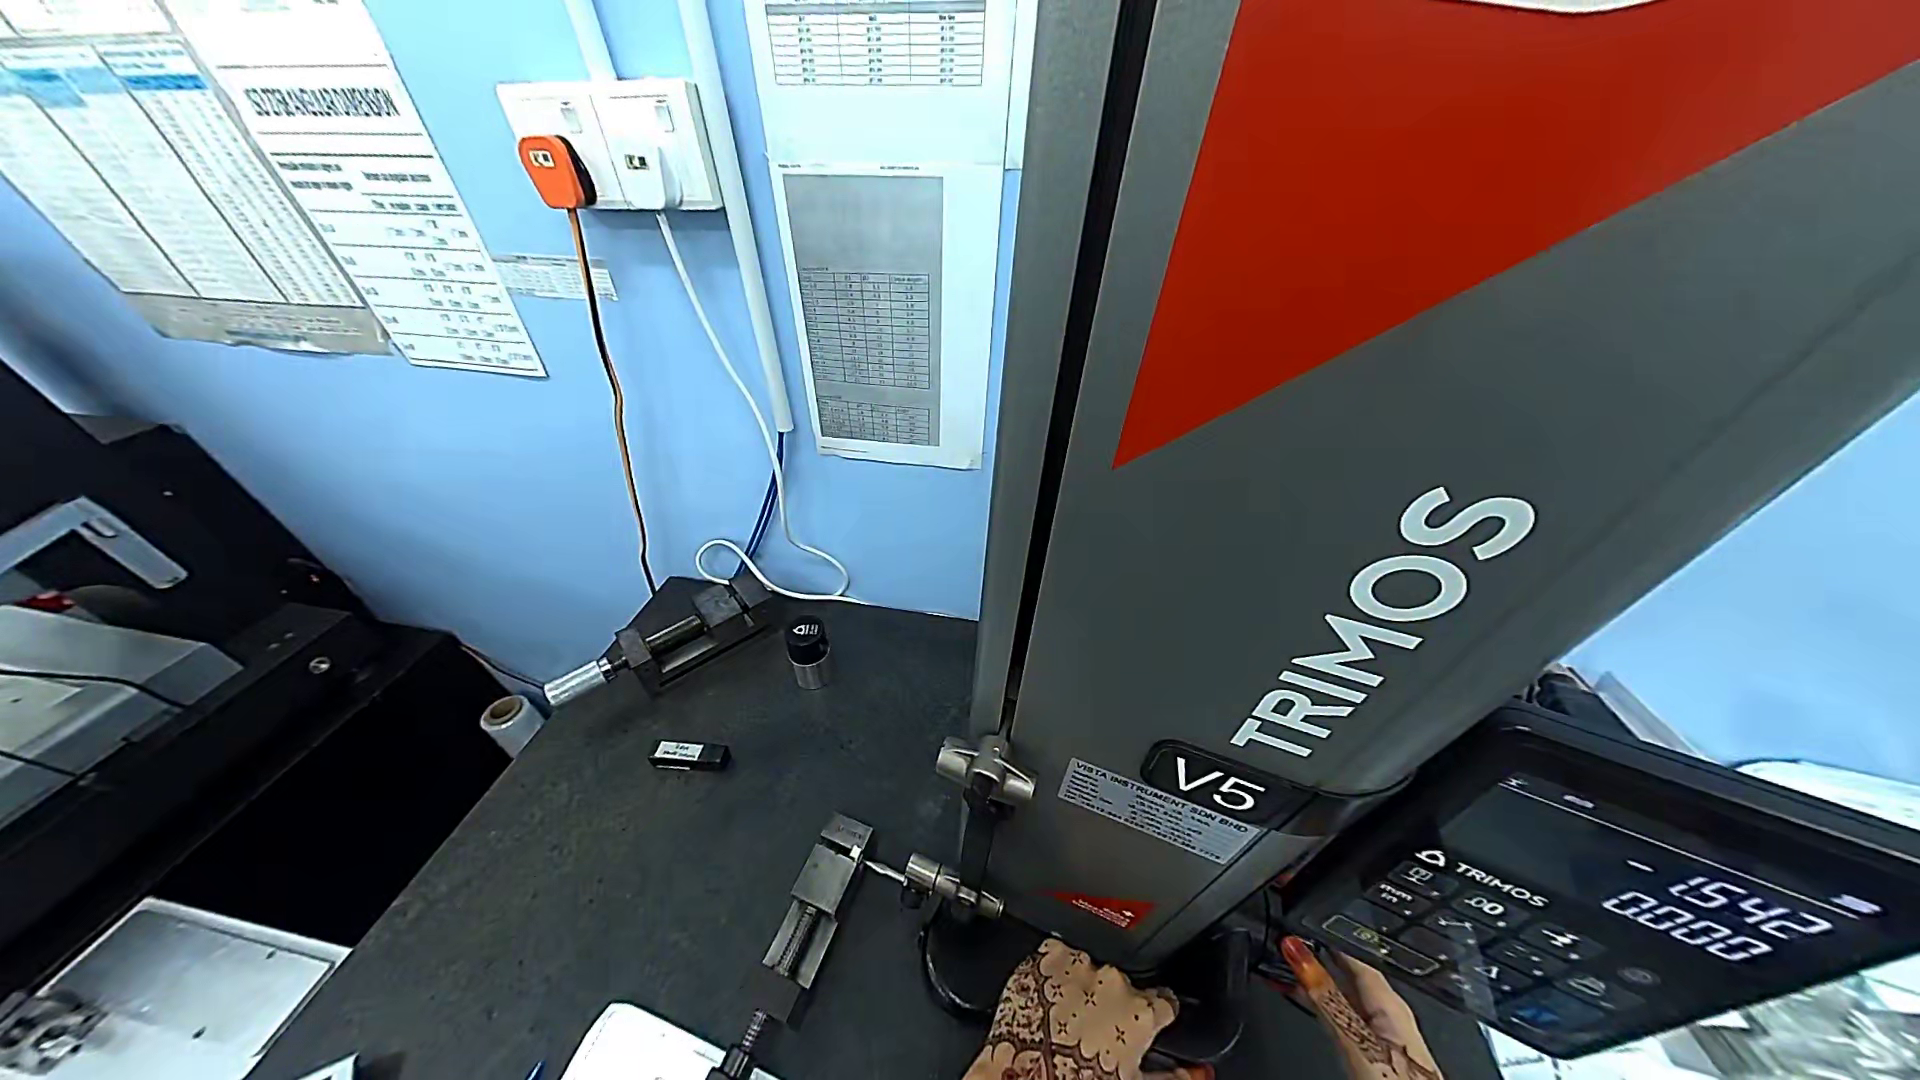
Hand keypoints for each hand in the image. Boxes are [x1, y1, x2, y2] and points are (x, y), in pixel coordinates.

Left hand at [962, 938, 1208, 1079]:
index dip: (1156, 1013)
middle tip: (1096, 1029)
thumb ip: (1175, 1077)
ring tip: (1067, 1016)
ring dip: (1084, 984)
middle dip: (1114, 1001)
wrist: (1026, 1074)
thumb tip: (1200, 1073)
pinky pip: (1058, 954)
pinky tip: (1050, 996)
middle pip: (1124, 983)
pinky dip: (1056, 970)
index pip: (1164, 1001)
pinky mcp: (1046, 953)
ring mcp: (1078, 961)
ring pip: (1090, 967)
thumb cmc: (1076, 1079)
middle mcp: (1113, 978)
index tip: (1148, 1021)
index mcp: (1141, 1010)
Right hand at [1281, 937, 1441, 1079]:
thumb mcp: (1357, 1039)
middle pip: (1346, 972)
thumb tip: (1294, 947)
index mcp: (1391, 1002)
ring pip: (1341, 994)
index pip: (1351, 951)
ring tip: (1280, 964)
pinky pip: (1340, 1015)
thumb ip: (1324, 995)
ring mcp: (1382, 1036)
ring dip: (1312, 979)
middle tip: (1279, 939)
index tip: (1291, 919)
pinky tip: (1302, 1000)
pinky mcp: (1374, 1055)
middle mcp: (1388, 1014)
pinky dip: (1317, 1003)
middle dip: (1314, 954)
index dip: (1321, 932)